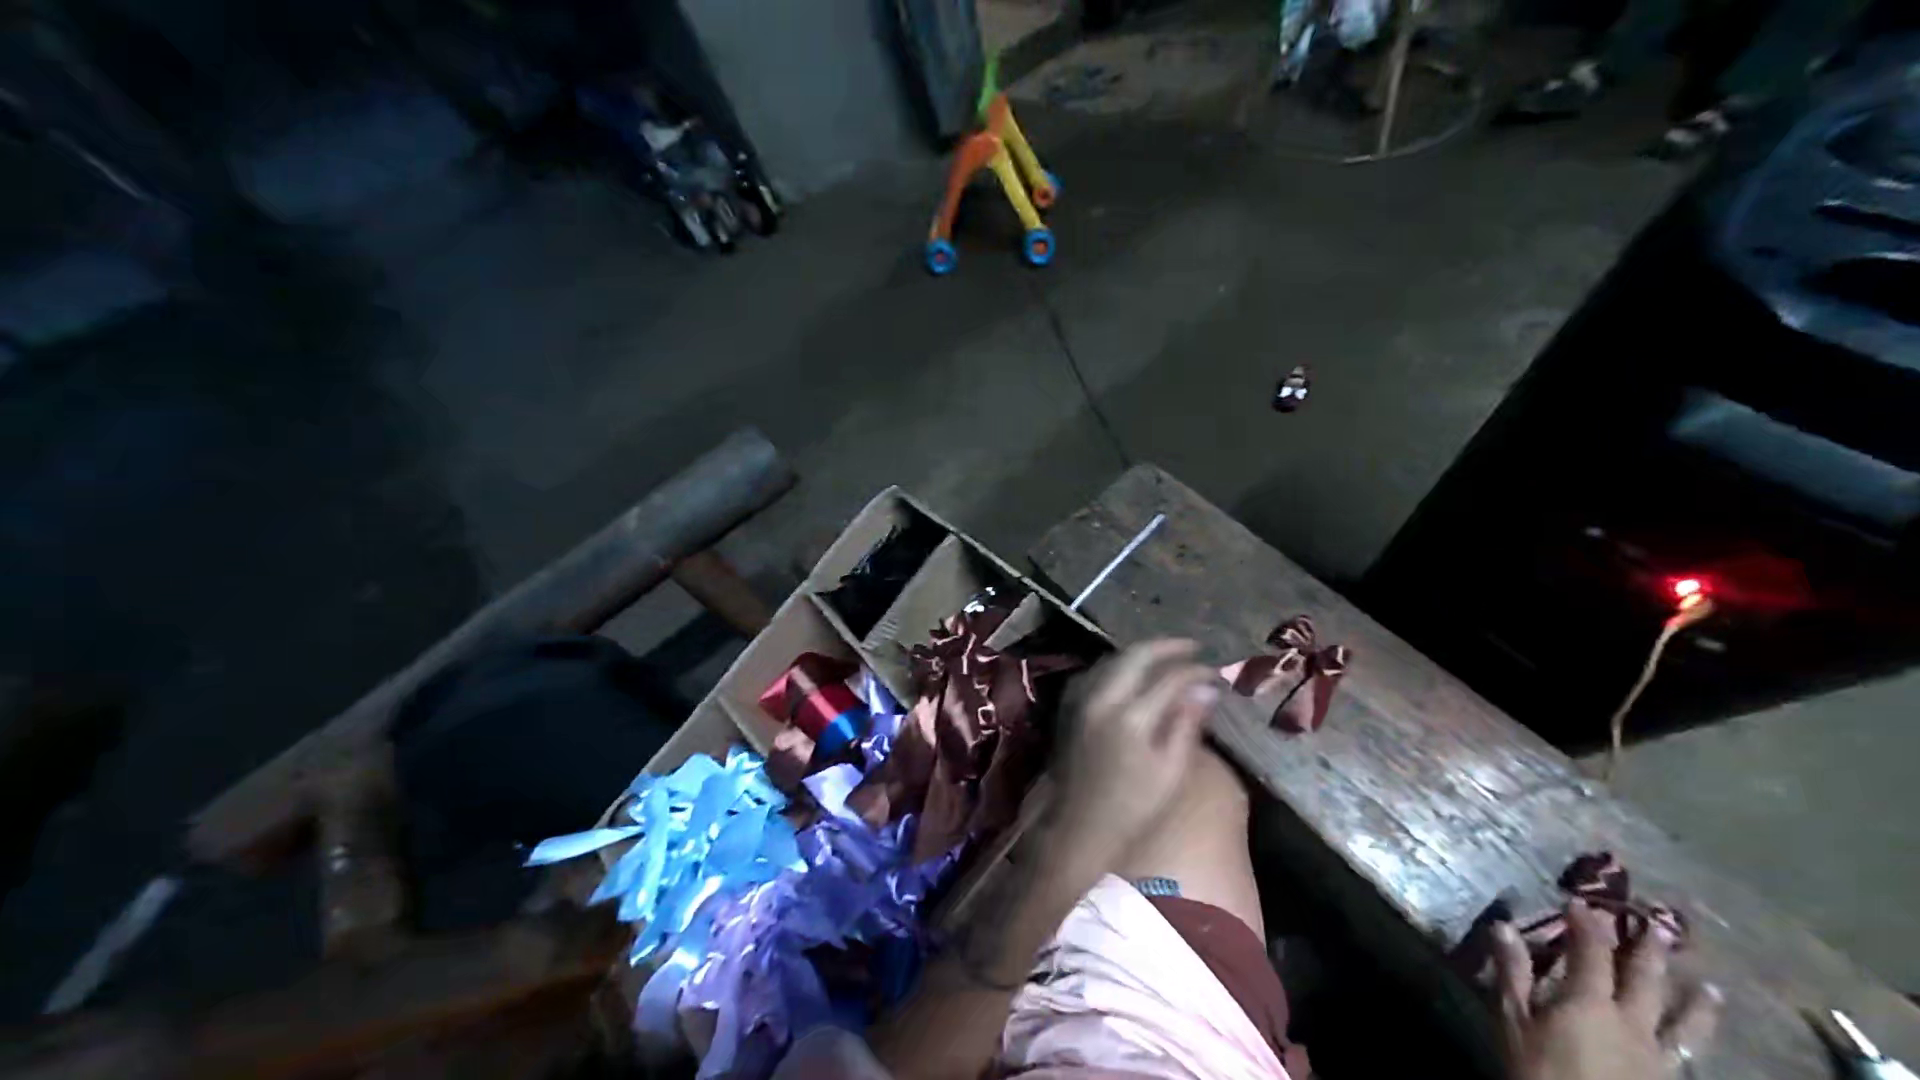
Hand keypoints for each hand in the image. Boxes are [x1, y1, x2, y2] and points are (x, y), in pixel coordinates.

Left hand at [1045, 639, 1220, 874]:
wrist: (1081, 828)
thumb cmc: (1134, 807)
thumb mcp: (1171, 769)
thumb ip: (1187, 723)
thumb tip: (1206, 688)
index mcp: (1131, 716)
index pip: (1170, 677)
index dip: (1197, 670)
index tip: (1216, 673)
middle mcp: (1102, 698)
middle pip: (1135, 655)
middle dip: (1167, 646)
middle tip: (1192, 648)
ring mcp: (1081, 700)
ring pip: (1112, 660)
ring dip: (1140, 653)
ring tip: (1167, 657)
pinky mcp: (1070, 708)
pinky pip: (1097, 672)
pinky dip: (1119, 666)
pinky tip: (1133, 674)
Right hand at [1493, 900, 1721, 1079]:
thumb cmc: (1539, 1069)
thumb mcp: (1514, 1019)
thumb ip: (1513, 972)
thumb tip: (1505, 925)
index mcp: (1590, 1002)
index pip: (1591, 952)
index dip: (1587, 925)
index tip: (1581, 902)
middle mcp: (1631, 1022)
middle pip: (1644, 980)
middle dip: (1650, 951)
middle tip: (1661, 926)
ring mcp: (1657, 1056)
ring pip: (1683, 1022)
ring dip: (1695, 1002)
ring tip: (1711, 988)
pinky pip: (1688, 1054)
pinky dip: (1698, 1039)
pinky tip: (1701, 1037)